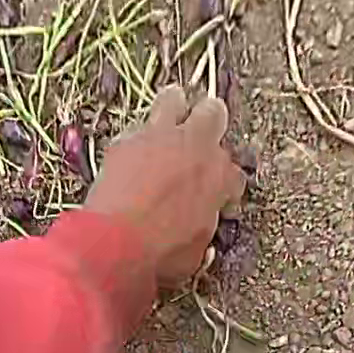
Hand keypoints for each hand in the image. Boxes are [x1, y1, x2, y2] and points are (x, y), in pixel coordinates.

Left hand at [84, 85, 245, 286]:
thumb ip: (203, 225)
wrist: (118, 242)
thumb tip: (198, 226)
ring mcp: (160, 137)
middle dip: (211, 125)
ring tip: (168, 128)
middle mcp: (196, 147)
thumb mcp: (197, 249)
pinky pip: (137, 128)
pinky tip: (134, 156)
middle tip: (202, 143)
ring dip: (175, 109)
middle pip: (214, 114)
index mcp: (220, 177)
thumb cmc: (164, 253)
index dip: (228, 188)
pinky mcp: (127, 139)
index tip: (220, 202)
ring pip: (174, 99)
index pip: (235, 173)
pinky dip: (139, 140)